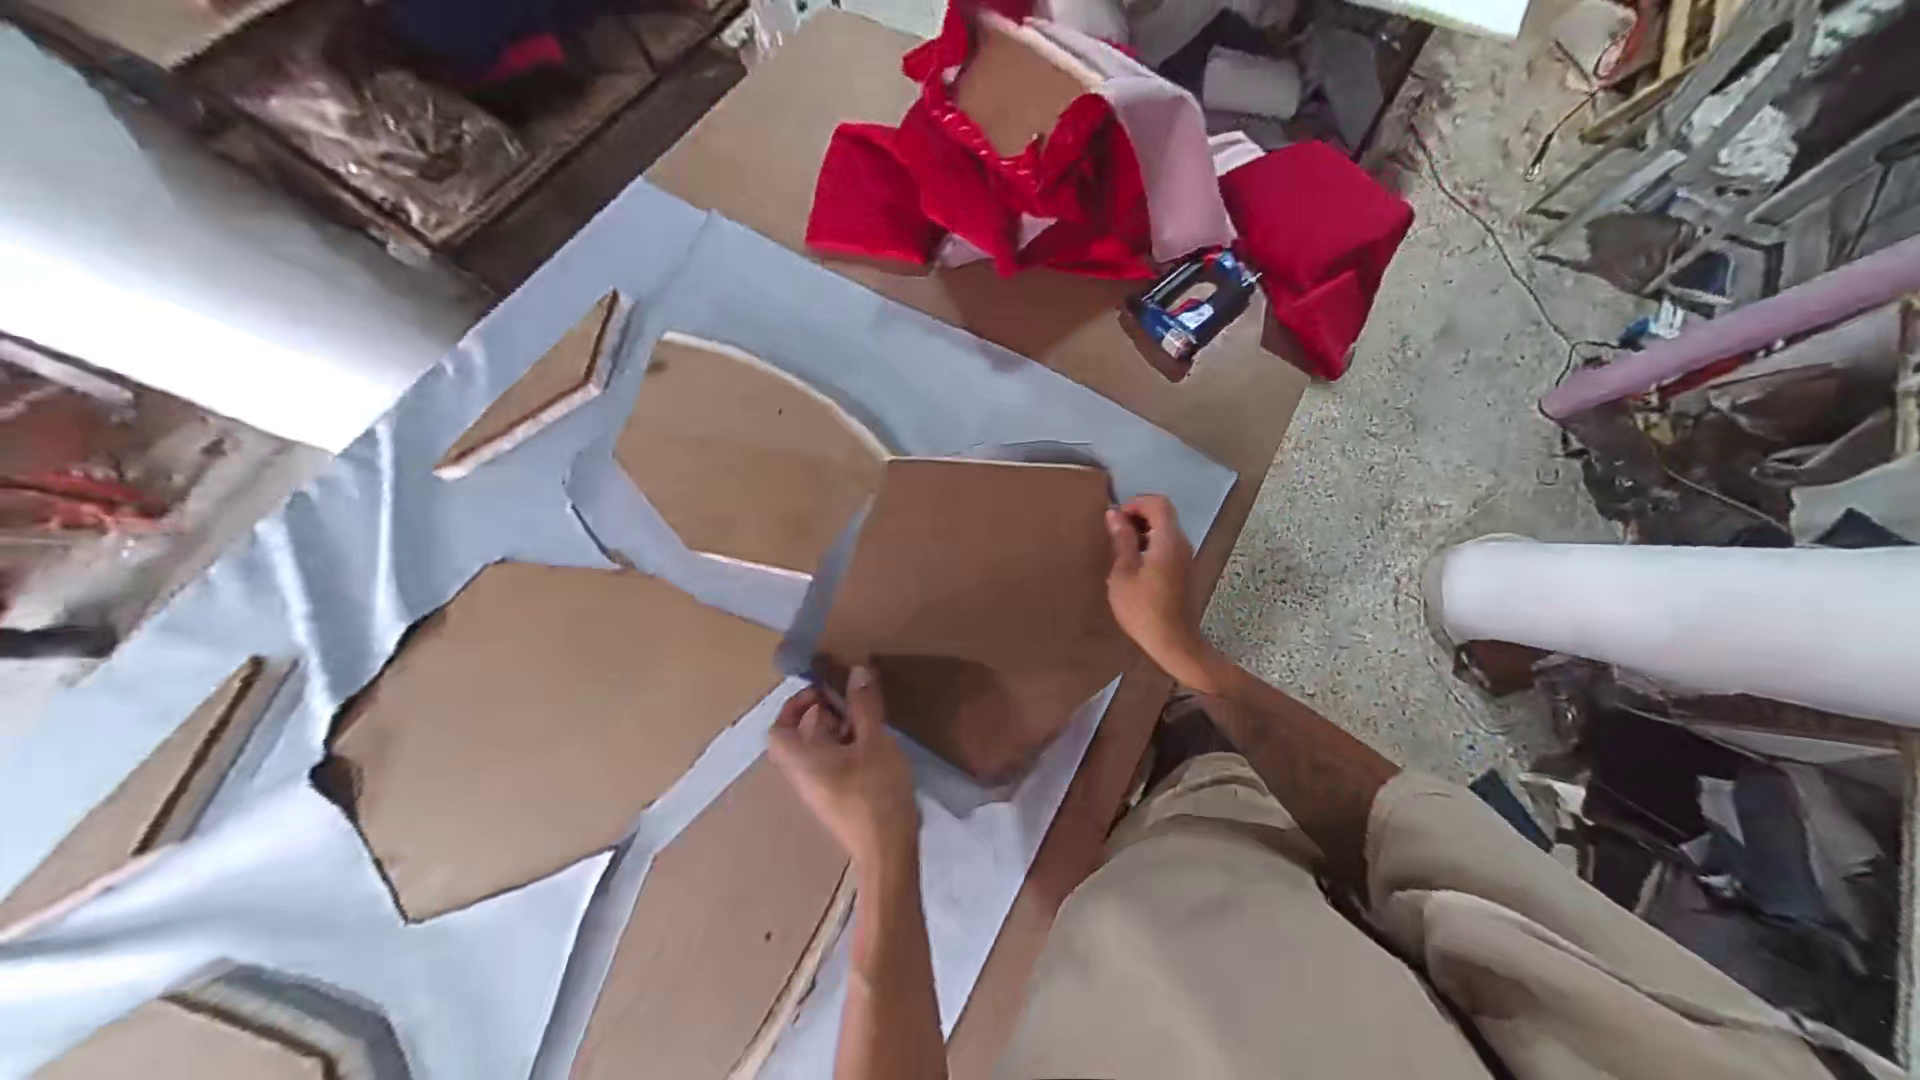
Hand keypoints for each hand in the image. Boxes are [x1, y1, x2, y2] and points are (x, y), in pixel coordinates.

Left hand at [768, 666, 919, 873]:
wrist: (888, 851)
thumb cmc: (875, 792)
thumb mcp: (875, 741)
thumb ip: (864, 705)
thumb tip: (856, 671)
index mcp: (803, 759)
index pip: (779, 730)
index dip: (795, 706)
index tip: (822, 692)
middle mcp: (805, 776)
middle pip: (803, 736)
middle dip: (826, 713)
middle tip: (854, 700)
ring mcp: (822, 790)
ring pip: (822, 750)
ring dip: (842, 729)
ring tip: (871, 719)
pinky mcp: (840, 800)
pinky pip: (836, 764)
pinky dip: (850, 748)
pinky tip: (877, 745)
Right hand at [1105, 495, 1224, 691]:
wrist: (1173, 642)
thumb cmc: (1142, 609)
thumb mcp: (1123, 573)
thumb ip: (1121, 540)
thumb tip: (1114, 514)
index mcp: (1168, 541)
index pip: (1158, 503)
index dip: (1135, 503)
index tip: (1116, 518)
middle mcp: (1182, 544)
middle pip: (1164, 514)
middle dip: (1138, 516)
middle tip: (1115, 533)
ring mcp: (1187, 557)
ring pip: (1166, 529)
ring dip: (1143, 531)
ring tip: (1121, 549)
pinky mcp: (1185, 570)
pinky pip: (1168, 545)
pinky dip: (1151, 544)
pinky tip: (1134, 565)